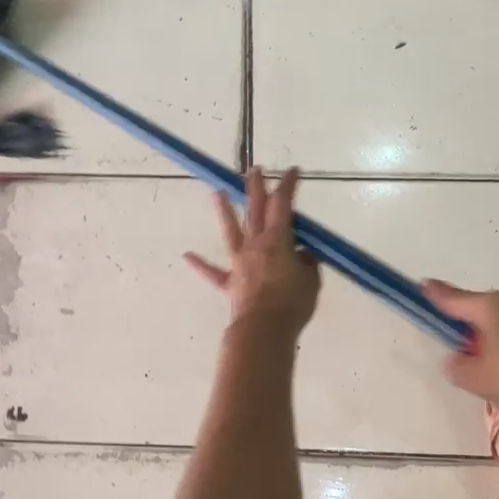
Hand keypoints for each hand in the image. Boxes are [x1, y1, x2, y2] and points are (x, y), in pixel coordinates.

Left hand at [185, 167, 321, 336]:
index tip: (292, 171)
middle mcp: (255, 245)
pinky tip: (187, 256)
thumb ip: (306, 262)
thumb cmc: (292, 303)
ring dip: (224, 212)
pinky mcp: (230, 283)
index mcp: (277, 241)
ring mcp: (239, 263)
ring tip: (217, 193)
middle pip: (254, 210)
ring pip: (230, 232)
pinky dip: (200, 264)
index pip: (283, 205)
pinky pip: (213, 272)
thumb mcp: (311, 280)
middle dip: (256, 187)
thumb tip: (302, 254)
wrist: (264, 329)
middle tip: (253, 168)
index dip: (287, 185)